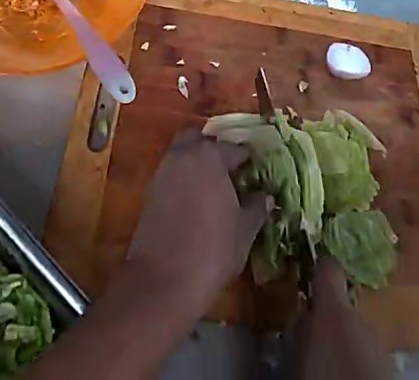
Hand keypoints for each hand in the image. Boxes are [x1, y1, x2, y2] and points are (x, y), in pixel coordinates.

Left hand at [126, 130, 271, 311]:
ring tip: (216, 188)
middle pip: (200, 140)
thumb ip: (257, 208)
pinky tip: (197, 201)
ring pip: (183, 154)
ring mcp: (164, 171)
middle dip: (215, 150)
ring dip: (197, 162)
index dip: (247, 159)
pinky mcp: (151, 190)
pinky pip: (172, 173)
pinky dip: (184, 178)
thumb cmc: (212, 249)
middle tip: (231, 170)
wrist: (163, 278)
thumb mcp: (244, 230)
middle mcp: (185, 155)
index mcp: (210, 156)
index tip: (256, 168)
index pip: (234, 149)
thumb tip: (266, 197)